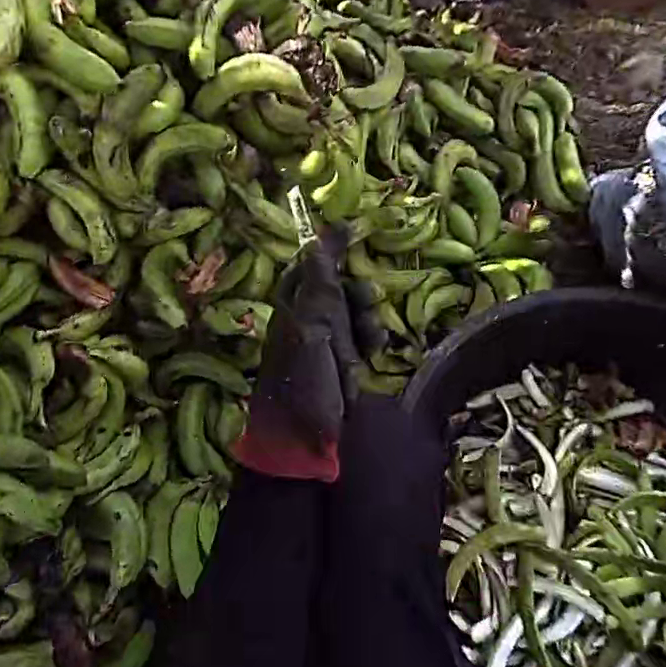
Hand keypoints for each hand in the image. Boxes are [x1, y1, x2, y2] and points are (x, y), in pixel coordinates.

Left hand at [232, 226, 381, 481]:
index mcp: (291, 306)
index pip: (309, 265)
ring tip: (370, 334)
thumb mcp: (310, 327)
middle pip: (338, 287)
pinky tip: (374, 350)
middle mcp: (308, 319)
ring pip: (354, 312)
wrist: (303, 438)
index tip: (351, 228)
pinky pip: (363, 338)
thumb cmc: (302, 379)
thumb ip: (319, 285)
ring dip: (366, 318)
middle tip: (367, 296)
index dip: (328, 248)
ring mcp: (326, 342)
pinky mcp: (344, 363)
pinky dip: (371, 339)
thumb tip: (318, 238)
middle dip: (356, 290)